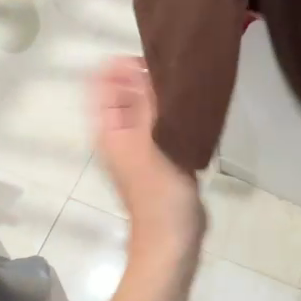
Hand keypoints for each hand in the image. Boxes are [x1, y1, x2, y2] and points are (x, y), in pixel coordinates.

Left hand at [92, 57, 203, 255]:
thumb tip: (146, 66)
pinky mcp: (162, 156)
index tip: (155, 62)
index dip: (123, 65)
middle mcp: (119, 133)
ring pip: (148, 106)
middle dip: (147, 77)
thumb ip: (148, 103)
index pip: (102, 80)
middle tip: (180, 71)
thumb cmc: (159, 193)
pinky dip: (176, 114)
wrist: (172, 239)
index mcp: (107, 129)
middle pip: (126, 91)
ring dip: (165, 96)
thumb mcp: (153, 142)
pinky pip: (165, 123)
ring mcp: (141, 145)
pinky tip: (198, 111)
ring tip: (191, 87)